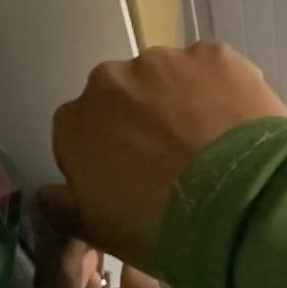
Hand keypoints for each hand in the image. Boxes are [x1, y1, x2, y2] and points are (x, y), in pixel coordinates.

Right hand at [50, 42, 286, 271]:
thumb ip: (66, 210)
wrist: (237, 205)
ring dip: (178, 105)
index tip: (128, 185)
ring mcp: (163, 61)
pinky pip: (209, 72)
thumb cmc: (158, 228)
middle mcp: (108, 80)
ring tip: (209, 149)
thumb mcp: (101, 233)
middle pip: (119, 101)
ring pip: (165, 81)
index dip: (104, 161)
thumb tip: (48, 197)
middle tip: (170, 166)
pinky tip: (235, 128)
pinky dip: (218, 93)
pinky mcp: (213, 54)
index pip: (78, 137)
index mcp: (73, 125)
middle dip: (138, 125)